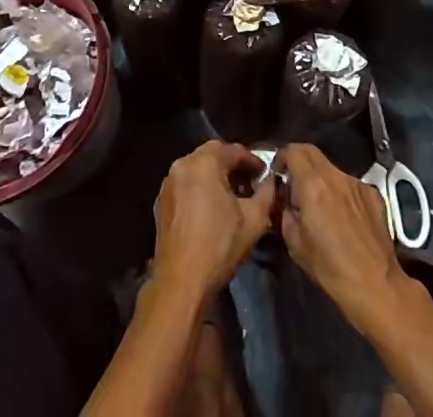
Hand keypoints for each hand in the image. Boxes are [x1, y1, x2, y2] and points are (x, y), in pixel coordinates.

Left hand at [152, 141, 276, 298]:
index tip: (265, 174)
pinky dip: (202, 188)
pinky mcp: (162, 204)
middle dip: (233, 165)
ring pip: (198, 169)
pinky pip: (187, 184)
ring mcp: (168, 185)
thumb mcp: (255, 218)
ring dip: (217, 176)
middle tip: (251, 182)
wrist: (181, 283)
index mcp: (203, 163)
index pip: (234, 150)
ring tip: (234, 195)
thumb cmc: (220, 245)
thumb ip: (267, 192)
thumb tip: (271, 181)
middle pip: (213, 154)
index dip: (253, 160)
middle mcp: (182, 166)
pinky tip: (214, 208)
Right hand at [276, 144, 407, 329]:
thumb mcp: (294, 242)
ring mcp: (358, 183)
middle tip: (293, 183)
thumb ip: (286, 212)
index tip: (278, 171)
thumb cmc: (328, 266)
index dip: (282, 156)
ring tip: (319, 206)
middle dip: (299, 162)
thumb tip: (288, 200)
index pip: (295, 151)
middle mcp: (337, 176)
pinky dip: (340, 192)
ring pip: (332, 170)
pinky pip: (350, 185)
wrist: (373, 281)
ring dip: (321, 180)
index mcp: (314, 185)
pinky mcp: (374, 194)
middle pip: (313, 153)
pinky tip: (342, 217)